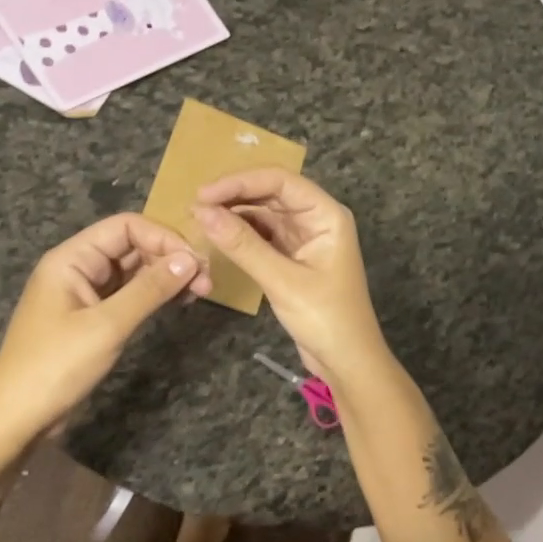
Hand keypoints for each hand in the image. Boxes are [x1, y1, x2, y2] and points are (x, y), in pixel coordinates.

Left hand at [0, 214, 208, 433]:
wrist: (18, 415)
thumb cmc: (56, 366)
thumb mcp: (107, 325)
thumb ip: (149, 290)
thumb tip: (190, 260)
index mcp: (71, 259)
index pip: (126, 226)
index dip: (164, 238)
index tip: (196, 264)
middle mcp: (78, 269)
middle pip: (132, 245)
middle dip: (170, 257)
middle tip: (207, 283)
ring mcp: (84, 294)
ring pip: (133, 271)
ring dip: (166, 277)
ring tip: (200, 293)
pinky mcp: (92, 318)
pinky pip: (129, 294)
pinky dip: (154, 295)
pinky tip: (178, 304)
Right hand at [193, 169, 389, 383]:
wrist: (347, 360)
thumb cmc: (325, 318)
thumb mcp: (282, 281)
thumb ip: (242, 245)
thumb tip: (202, 212)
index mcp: (327, 215)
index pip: (280, 181)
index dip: (240, 182)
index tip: (203, 194)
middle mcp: (317, 219)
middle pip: (272, 193)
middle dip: (234, 195)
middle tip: (194, 205)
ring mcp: (306, 239)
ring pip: (265, 214)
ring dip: (235, 214)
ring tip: (200, 219)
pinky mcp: (294, 258)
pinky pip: (264, 236)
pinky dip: (242, 234)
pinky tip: (218, 236)